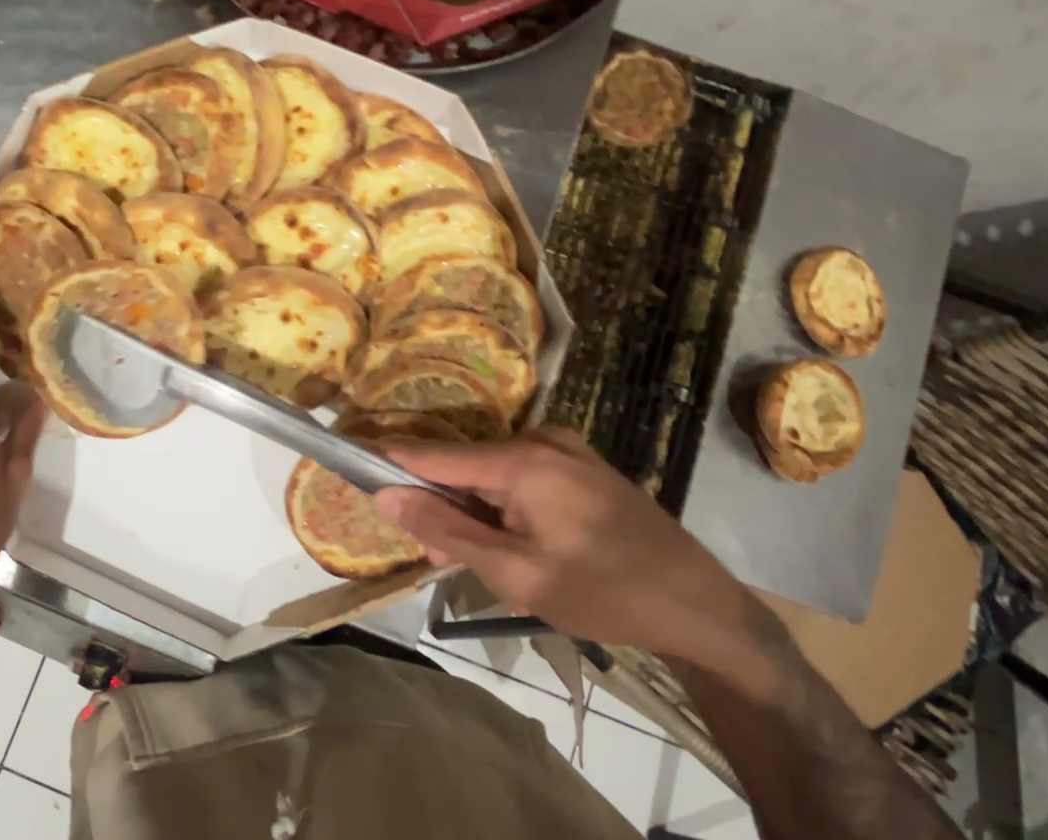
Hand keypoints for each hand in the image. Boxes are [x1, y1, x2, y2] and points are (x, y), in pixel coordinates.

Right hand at [375, 427, 758, 666]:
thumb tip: (385, 497)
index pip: (433, 455)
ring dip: (474, 515)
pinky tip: (516, 549)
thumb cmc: (605, 594)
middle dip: (442, 508)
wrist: (701, 607)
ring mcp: (567, 451)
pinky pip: (521, 479)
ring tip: (485, 567)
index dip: (388, 461)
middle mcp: (542, 441)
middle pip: (463, 467)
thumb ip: (446, 532)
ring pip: (491, 476)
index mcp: (523, 461)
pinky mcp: (582, 467)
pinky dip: (504, 509)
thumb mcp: (516, 573)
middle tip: (442, 563)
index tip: (346, 458)